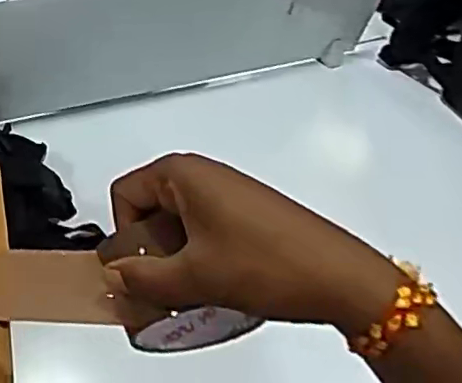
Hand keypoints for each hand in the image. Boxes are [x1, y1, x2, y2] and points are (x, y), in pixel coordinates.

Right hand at [104, 153, 402, 336]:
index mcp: (179, 171)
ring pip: (177, 221)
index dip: (124, 236)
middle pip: (149, 207)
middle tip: (163, 286)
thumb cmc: (276, 263)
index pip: (123, 194)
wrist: (344, 280)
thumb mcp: (197, 278)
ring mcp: (224, 189)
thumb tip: (117, 277)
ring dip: (176, 256)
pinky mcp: (244, 208)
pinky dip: (200, 254)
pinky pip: (202, 226)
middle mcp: (199, 171)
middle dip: (151, 250)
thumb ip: (146, 279)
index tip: (136, 269)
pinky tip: (218, 285)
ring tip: (194, 291)